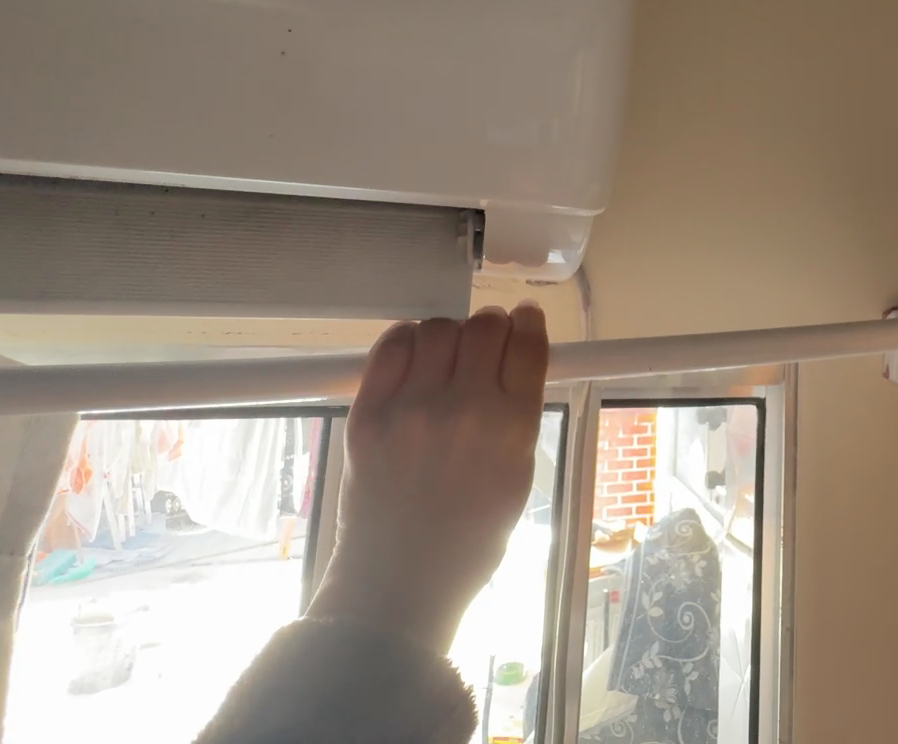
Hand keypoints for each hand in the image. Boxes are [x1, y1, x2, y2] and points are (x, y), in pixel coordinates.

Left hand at [306, 305, 548, 651]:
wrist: (400, 581)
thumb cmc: (474, 534)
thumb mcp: (520, 472)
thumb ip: (520, 413)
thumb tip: (515, 361)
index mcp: (511, 427)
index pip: (528, 346)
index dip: (530, 322)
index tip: (526, 316)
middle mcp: (464, 408)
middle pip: (484, 327)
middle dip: (492, 325)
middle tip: (488, 339)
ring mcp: (411, 409)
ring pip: (437, 329)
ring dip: (450, 333)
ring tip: (448, 355)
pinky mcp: (367, 414)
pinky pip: (390, 348)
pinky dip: (407, 340)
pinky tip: (415, 354)